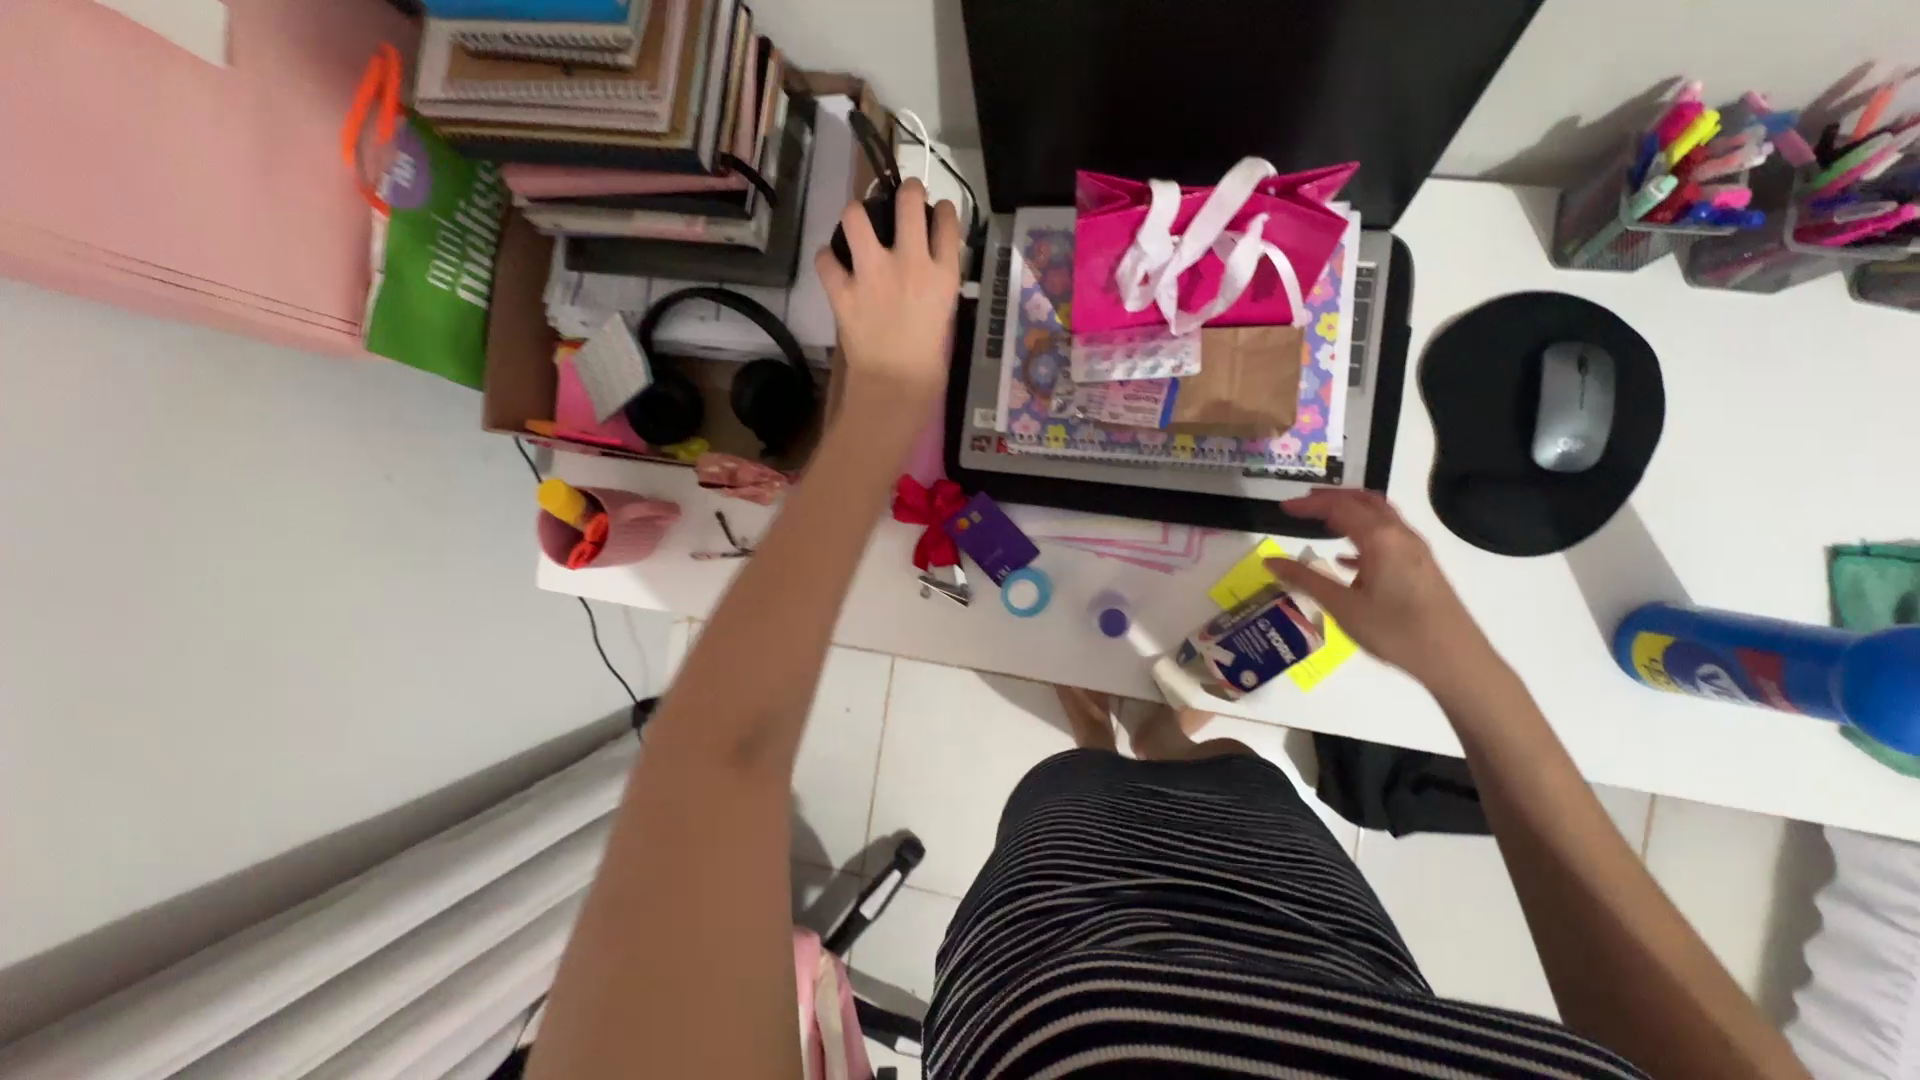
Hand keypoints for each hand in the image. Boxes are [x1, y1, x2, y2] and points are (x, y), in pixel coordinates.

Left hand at [816, 179, 962, 408]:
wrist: (895, 388)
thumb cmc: (929, 363)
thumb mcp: (946, 316)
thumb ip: (937, 284)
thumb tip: (923, 266)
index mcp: (943, 274)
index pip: (948, 220)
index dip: (942, 209)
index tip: (936, 210)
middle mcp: (910, 262)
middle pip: (908, 201)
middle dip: (905, 190)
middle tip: (899, 197)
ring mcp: (872, 274)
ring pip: (856, 216)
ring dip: (856, 215)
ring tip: (857, 225)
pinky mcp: (842, 291)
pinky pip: (825, 259)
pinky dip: (827, 260)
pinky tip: (832, 267)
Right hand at [1265, 490, 1501, 692]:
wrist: (1454, 659)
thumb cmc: (1395, 631)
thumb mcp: (1343, 606)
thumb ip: (1306, 579)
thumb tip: (1271, 560)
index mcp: (1380, 539)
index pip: (1339, 507)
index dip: (1309, 504)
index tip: (1283, 507)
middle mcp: (1400, 535)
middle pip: (1364, 501)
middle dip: (1333, 499)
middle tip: (1303, 505)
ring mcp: (1415, 550)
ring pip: (1381, 517)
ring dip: (1352, 513)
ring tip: (1323, 522)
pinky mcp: (1422, 567)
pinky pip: (1390, 538)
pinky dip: (1366, 536)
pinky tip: (1348, 559)